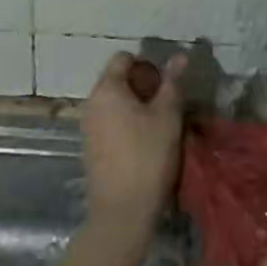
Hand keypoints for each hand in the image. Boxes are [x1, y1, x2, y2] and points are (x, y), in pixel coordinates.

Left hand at [80, 52, 185, 226]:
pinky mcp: (89, 145)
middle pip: (116, 79)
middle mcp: (91, 100)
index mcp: (107, 87)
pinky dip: (123, 124)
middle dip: (141, 86)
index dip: (145, 64)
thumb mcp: (167, 117)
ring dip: (133, 107)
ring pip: (112, 102)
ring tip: (156, 127)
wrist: (121, 210)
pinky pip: (107, 122)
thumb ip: (172, 84)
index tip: (164, 85)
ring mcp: (87, 124)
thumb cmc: (148, 156)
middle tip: (164, 107)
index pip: (123, 58)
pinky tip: (141, 145)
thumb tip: (180, 56)